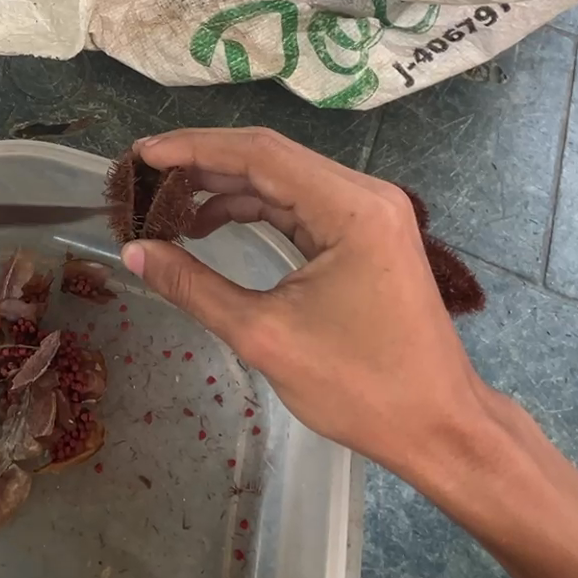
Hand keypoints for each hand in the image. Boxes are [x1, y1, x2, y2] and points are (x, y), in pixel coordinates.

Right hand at [118, 127, 488, 478]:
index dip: (194, 147)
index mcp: (350, 208)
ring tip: (168, 199)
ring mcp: (365, 211)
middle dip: (202, 161)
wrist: (443, 431)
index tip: (142, 154)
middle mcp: (362, 194)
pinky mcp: (360, 231)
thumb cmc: (361, 387)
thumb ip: (193, 286)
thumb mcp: (264, 336)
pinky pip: (294, 202)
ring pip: (278, 177)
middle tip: (145, 172)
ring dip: (222, 184)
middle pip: (267, 156)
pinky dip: (249, 206)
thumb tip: (134, 252)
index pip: (258, 153)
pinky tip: (209, 222)